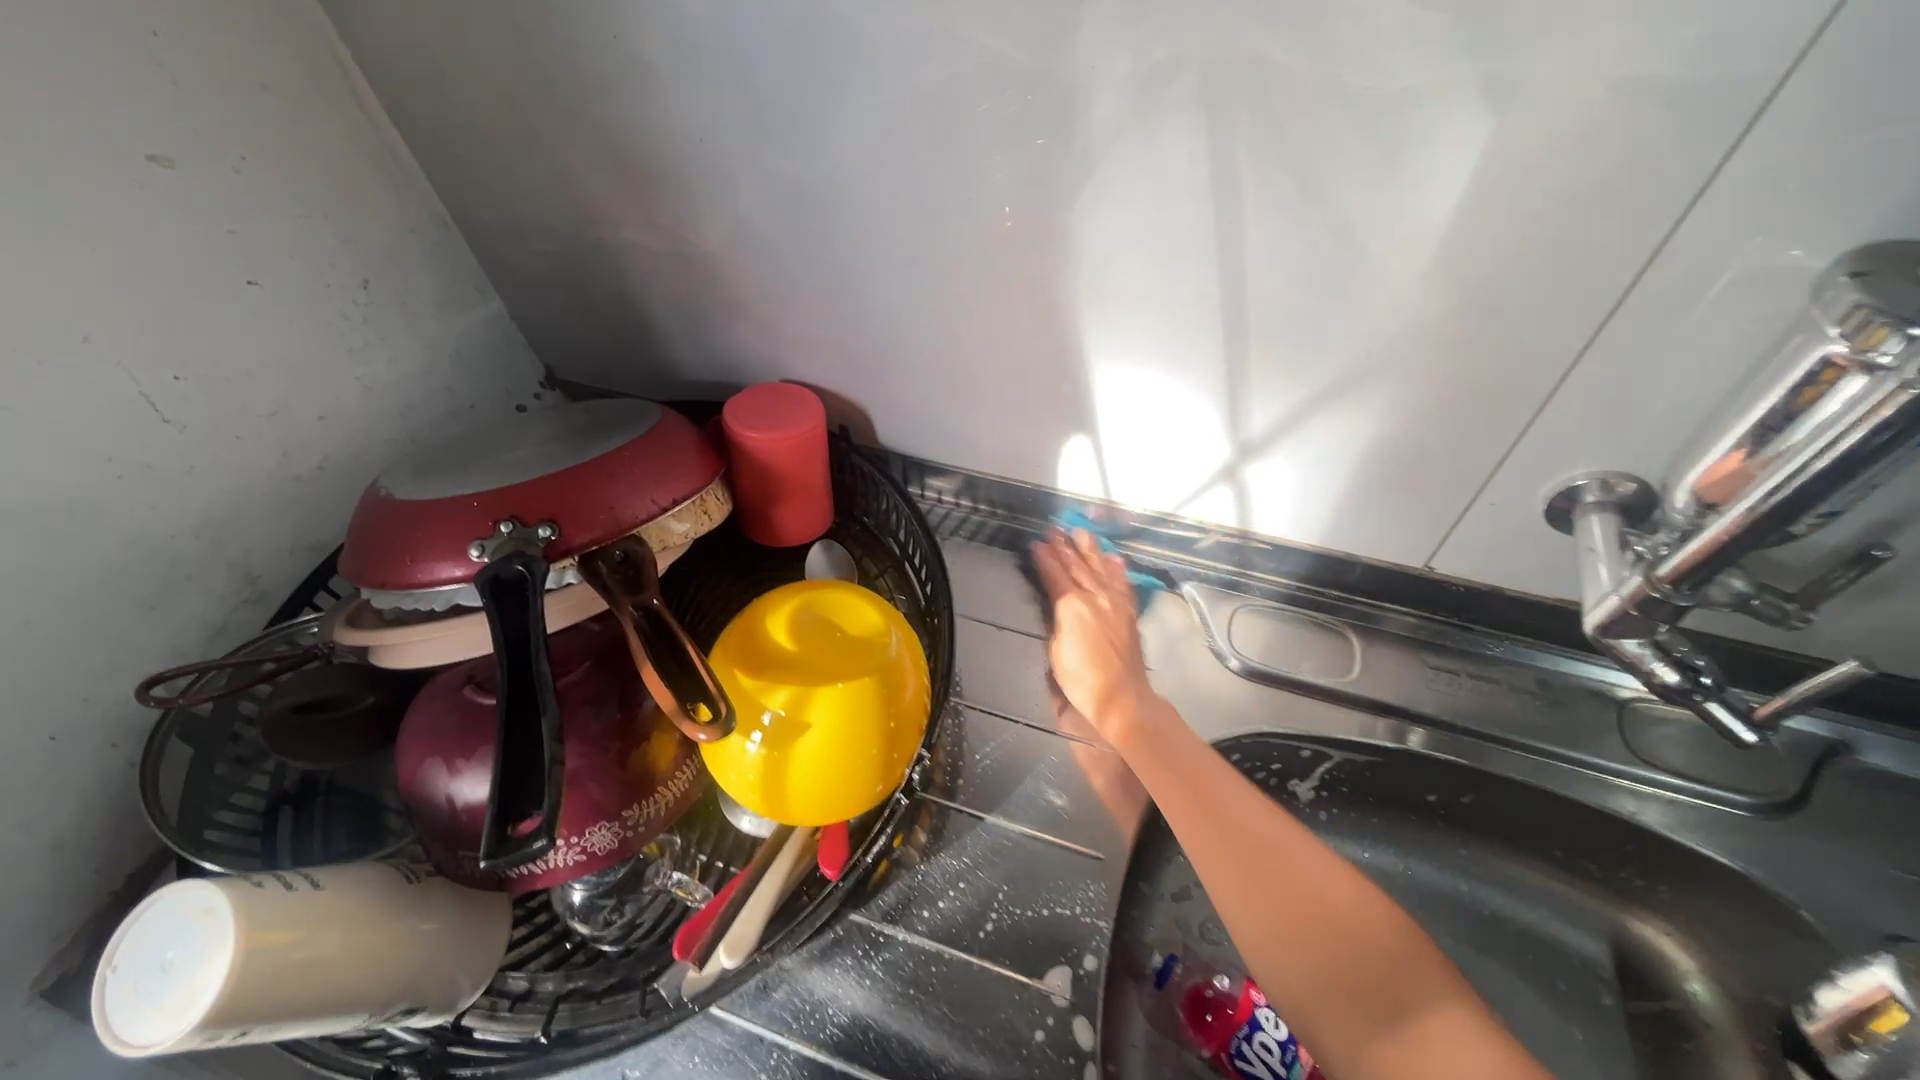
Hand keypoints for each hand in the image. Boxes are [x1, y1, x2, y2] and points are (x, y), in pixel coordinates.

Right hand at [1032, 529, 1155, 740]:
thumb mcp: (1056, 649)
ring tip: (1082, 532)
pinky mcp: (1129, 612)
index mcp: (1072, 605)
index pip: (1055, 574)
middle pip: (1077, 566)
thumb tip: (1059, 604)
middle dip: (1064, 547)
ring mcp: (1115, 602)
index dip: (1045, 558)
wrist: (1121, 696)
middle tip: (1055, 529)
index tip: (1037, 543)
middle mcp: (1095, 596)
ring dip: (1090, 549)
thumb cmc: (1081, 679)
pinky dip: (1117, 569)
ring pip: (1100, 568)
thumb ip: (1057, 620)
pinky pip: (1122, 583)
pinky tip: (1114, 559)